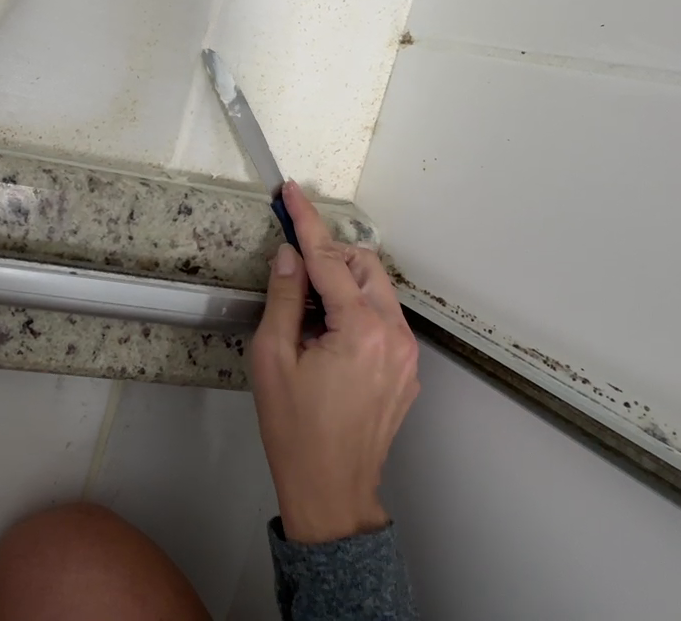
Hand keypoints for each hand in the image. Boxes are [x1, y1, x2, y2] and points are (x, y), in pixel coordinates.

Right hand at [252, 181, 420, 543]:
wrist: (330, 488)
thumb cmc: (294, 427)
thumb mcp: (273, 356)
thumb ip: (284, 297)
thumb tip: (289, 255)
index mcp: (361, 330)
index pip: (329, 258)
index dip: (305, 221)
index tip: (290, 192)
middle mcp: (395, 337)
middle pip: (364, 266)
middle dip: (328, 254)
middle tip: (292, 270)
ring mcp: (407, 356)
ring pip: (376, 291)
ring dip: (341, 283)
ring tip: (304, 313)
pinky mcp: (406, 371)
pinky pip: (382, 319)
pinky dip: (354, 309)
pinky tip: (325, 335)